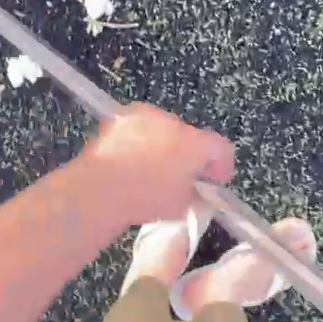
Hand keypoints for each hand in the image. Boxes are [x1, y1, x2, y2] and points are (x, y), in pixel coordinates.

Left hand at [80, 104, 234, 228]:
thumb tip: (195, 190)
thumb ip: (195, 194)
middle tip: (184, 176)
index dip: (222, 165)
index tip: (216, 180)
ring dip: (166, 144)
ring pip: (164, 129)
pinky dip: (141, 140)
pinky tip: (133, 160)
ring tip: (155, 168)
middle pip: (191, 136)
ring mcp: (144, 116)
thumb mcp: (181, 205)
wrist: (100, 188)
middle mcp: (172, 122)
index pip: (221, 147)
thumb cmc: (145, 198)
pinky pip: (140, 128)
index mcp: (195, 142)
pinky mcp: (121, 118)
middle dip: (190, 154)